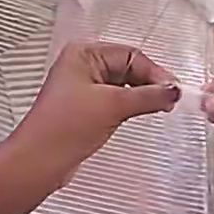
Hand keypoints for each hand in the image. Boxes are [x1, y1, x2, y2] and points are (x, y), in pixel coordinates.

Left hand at [12, 42, 181, 161]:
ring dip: (141, 95)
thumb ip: (148, 96)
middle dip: (150, 83)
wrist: (40, 159)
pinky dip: (130, 105)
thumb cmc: (62, 128)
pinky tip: (140, 113)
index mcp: (83, 54)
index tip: (173, 90)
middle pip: (128, 67)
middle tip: (169, 100)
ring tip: (158, 108)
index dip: (154, 72)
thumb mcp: (112, 106)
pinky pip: (115, 98)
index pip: (131, 54)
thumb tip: (172, 90)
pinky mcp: (86, 106)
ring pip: (123, 84)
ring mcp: (83, 86)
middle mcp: (82, 65)